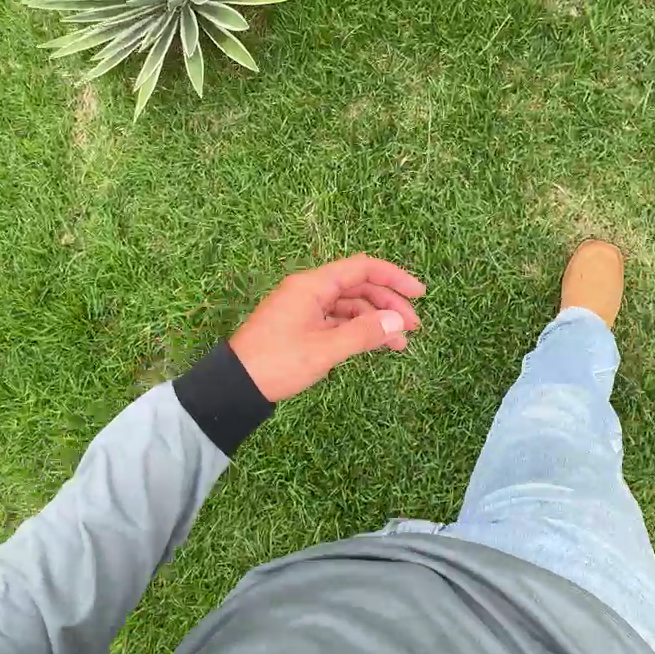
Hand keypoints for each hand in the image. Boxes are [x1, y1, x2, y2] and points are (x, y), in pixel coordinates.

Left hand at [230, 254, 426, 401]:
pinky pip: (337, 320)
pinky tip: (375, 345)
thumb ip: (362, 333)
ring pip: (349, 306)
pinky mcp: (301, 326)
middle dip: (388, 303)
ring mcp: (304, 308)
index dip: (393, 277)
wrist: (235, 385)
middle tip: (413, 327)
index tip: (419, 293)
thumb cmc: (277, 362)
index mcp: (312, 286)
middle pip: (358, 287)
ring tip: (400, 344)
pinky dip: (358, 330)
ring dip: (375, 320)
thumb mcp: (324, 350)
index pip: (361, 268)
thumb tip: (396, 321)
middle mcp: (309, 290)